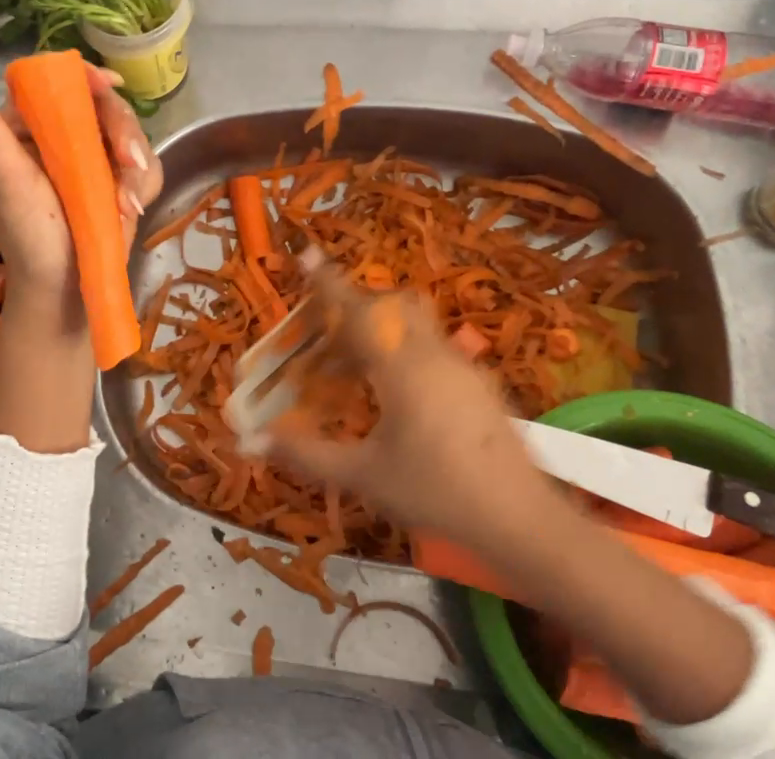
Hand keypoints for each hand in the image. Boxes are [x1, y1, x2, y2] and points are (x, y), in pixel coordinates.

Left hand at [0, 67, 162, 454]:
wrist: (66, 293)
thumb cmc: (32, 239)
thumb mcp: (7, 181)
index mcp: (26, 127)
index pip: (55, 83)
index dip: (84, 75)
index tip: (106, 85)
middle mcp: (61, 137)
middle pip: (103, 105)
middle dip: (123, 132)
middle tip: (129, 163)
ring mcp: (92, 158)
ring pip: (130, 133)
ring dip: (136, 166)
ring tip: (126, 206)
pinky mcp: (118, 181)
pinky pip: (144, 165)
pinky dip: (143, 186)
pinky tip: (131, 212)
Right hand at [279, 264, 761, 728]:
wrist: (522, 520)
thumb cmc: (436, 492)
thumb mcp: (364, 475)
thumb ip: (307, 454)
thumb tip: (251, 442)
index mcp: (403, 368)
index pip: (359, 311)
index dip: (329, 283)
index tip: (308, 254)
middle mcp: (435, 356)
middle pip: (396, 305)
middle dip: (360, 304)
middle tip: (328, 329)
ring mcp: (465, 370)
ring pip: (419, 326)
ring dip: (384, 330)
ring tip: (354, 366)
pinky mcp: (482, 388)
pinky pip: (435, 350)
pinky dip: (406, 353)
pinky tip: (396, 397)